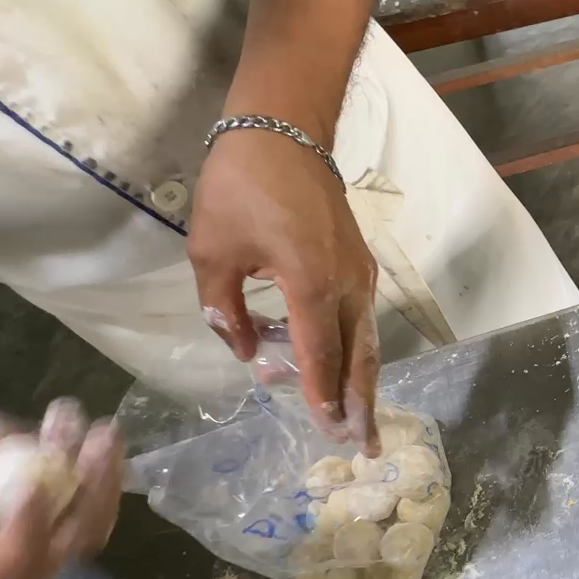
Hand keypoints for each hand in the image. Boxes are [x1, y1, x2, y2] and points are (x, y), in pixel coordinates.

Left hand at [188, 125, 380, 453]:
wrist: (285, 134)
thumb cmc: (241, 186)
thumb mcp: (211, 248)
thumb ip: (225, 307)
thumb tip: (248, 351)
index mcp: (310, 282)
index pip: (320, 352)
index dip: (320, 394)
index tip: (327, 431)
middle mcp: (349, 287)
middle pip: (361, 358)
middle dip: (360, 405)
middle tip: (364, 444)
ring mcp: (362, 279)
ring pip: (367, 344)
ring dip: (362, 385)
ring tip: (358, 420)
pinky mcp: (362, 270)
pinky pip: (361, 323)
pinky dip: (354, 354)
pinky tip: (340, 369)